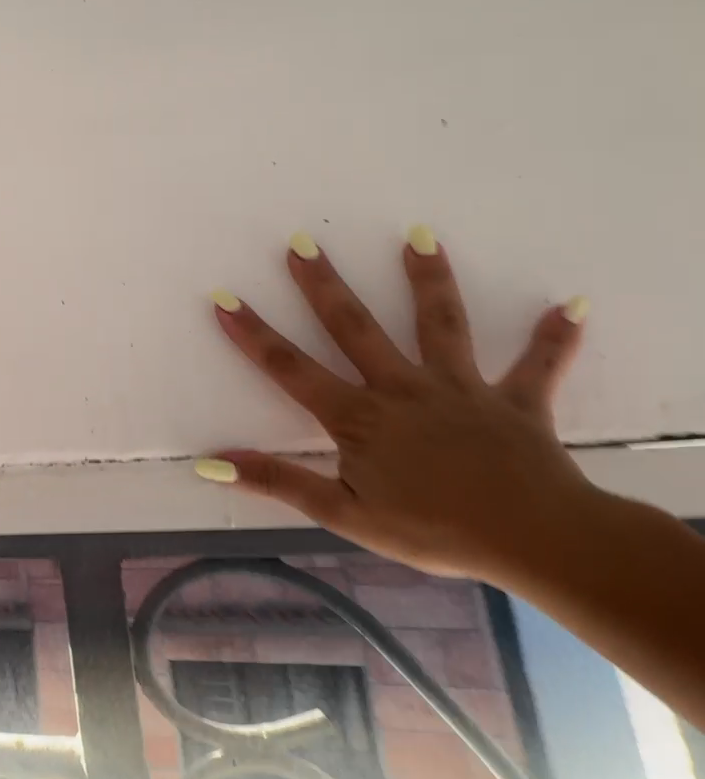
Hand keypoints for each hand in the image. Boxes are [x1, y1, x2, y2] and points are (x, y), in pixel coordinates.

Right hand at [202, 226, 598, 582]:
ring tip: (420, 237)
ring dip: (429, 281)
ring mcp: (462, 391)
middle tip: (303, 243)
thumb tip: (209, 463)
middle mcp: (404, 390)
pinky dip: (553, 338)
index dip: (253, 335)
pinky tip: (570, 306)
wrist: (539, 541)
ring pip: (441, 326)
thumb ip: (277, 482)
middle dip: (324, 286)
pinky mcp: (517, 403)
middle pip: (355, 329)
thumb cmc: (433, 531)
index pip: (290, 369)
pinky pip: (537, 366)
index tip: (225, 299)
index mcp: (358, 417)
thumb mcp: (343, 514)